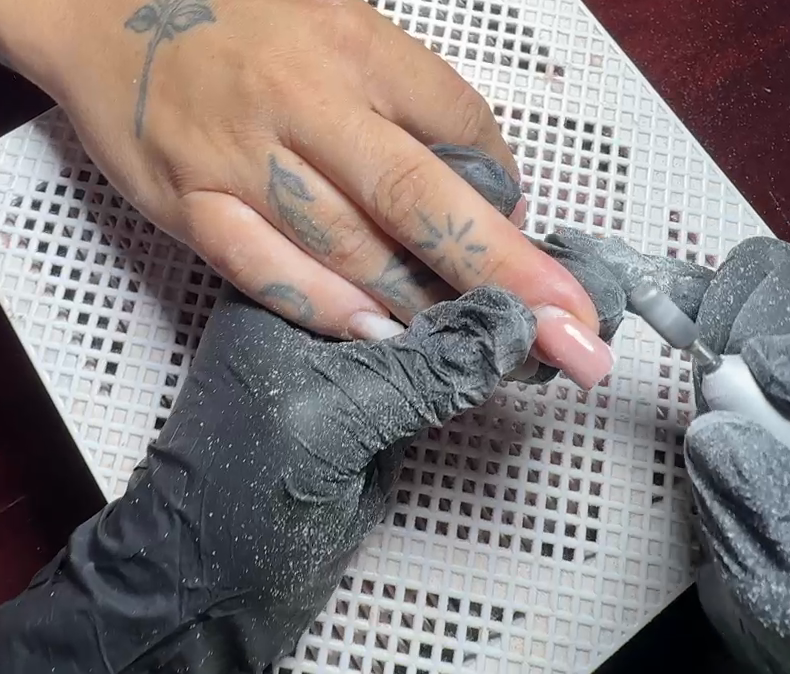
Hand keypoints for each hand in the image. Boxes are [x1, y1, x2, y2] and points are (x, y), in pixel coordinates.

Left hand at [0, 274, 536, 672]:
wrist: (217, 572)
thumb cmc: (238, 490)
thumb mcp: (334, 418)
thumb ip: (423, 367)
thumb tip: (513, 323)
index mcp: (295, 272)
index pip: (395, 217)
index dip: (474, 231)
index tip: (545, 266)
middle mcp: (325, 286)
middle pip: (428, 247)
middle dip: (502, 265)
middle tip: (573, 298)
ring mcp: (353, 329)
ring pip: (443, 293)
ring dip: (502, 305)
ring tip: (562, 320)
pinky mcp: (378, 373)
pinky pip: (445, 343)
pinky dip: (488, 343)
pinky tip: (523, 345)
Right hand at [36, 0, 608, 384]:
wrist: (102, 4)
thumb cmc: (225, 6)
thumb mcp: (325, 7)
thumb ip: (394, 77)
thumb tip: (467, 163)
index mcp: (348, 38)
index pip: (457, 117)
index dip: (502, 178)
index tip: (519, 217)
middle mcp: (302, 96)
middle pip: (419, 195)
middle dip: (506, 270)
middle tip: (574, 332)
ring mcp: (240, 154)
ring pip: (349, 246)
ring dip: (422, 303)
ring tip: (483, 342)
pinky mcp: (186, 200)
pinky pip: (265, 268)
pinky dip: (326, 309)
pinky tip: (378, 338)